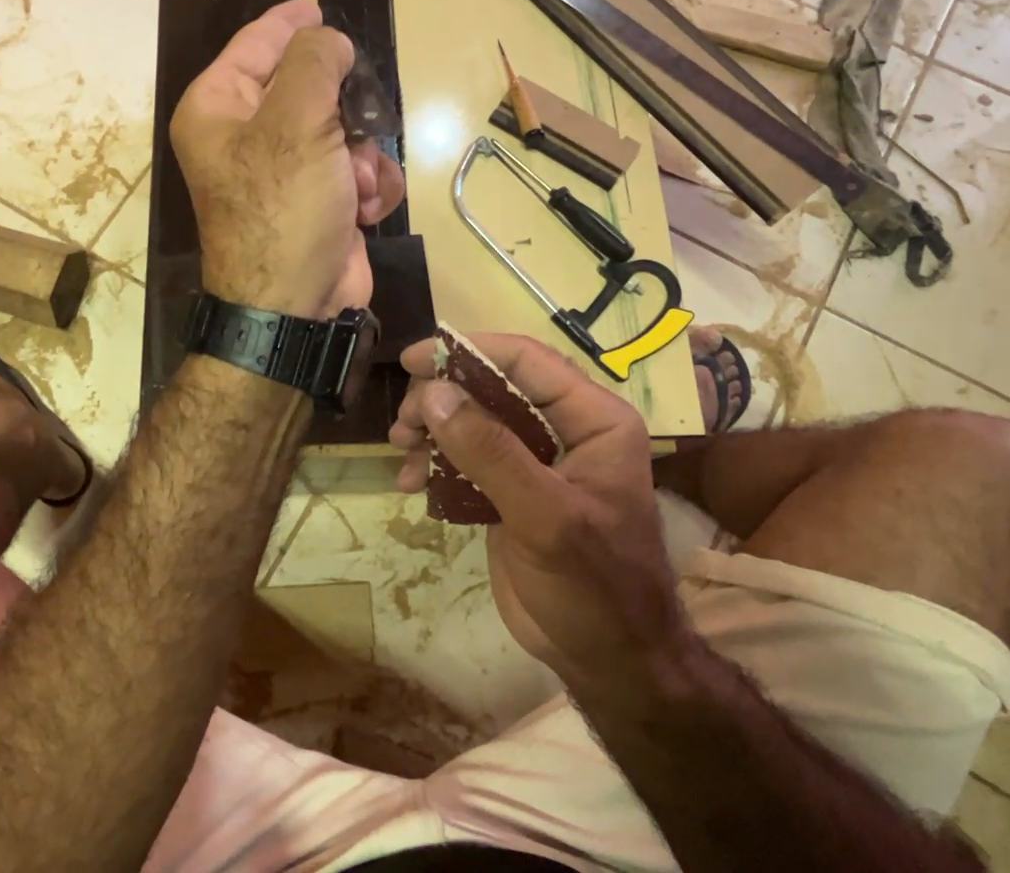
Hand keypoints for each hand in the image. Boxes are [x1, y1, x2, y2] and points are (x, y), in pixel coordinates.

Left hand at [169, 0, 405, 318]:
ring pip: (344, 129)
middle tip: (358, 119)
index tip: (318, 5)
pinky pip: (356, 169)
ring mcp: (284, 172)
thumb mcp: (295, 121)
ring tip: (353, 185)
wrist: (295, 306)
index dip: (289, 23)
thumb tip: (327, 41)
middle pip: (308, 86)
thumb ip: (314, 61)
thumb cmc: (282, 208)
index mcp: (218, 108)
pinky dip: (367, 187)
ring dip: (362, 156)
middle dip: (344, 107)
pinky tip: (361, 210)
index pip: (255, 45)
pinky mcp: (319, 202)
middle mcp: (245, 136)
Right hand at [389, 334, 688, 682]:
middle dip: (443, 398)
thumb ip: (492, 452)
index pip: (527, 362)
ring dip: (433, 430)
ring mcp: (536, 462)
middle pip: (493, 387)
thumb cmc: (595, 586)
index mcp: (593, 419)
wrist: (608, 658)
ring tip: (401, 451)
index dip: (469, 352)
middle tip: (404, 425)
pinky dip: (435, 464)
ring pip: (474, 421)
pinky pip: (466, 460)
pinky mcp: (510, 493)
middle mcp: (566, 430)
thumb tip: (435, 394)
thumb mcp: (545, 516)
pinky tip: (410, 482)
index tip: (413, 360)